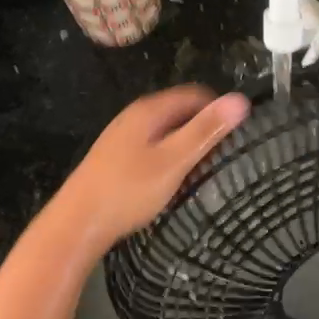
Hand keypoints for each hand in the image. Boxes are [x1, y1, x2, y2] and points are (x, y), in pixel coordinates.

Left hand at [52, 85, 250, 251]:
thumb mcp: (174, 160)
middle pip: (180, 113)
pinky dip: (169, 161)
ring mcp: (122, 139)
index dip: (219, 111)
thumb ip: (205, 131)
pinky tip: (173, 183)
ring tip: (203, 173)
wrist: (78, 223)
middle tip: (224, 158)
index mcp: (149, 110)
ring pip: (166, 134)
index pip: (195, 94)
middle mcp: (134, 117)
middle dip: (203, 130)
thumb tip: (240, 100)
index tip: (238, 136)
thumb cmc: (128, 190)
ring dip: (186, 148)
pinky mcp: (117, 160)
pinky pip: (154, 150)